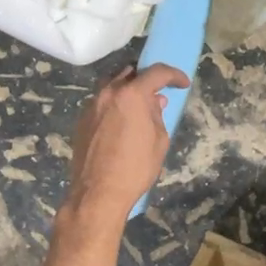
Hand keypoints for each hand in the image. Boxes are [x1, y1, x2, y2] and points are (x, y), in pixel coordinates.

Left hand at [63, 63, 190, 222]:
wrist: (98, 193)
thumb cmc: (135, 168)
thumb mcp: (159, 141)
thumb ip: (157, 115)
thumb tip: (155, 102)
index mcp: (131, 94)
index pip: (156, 72)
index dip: (174, 75)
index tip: (183, 83)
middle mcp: (108, 93)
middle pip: (130, 72)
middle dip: (146, 78)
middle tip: (158, 92)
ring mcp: (92, 105)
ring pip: (111, 84)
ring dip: (128, 89)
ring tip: (139, 105)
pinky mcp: (82, 119)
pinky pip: (101, 101)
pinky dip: (114, 103)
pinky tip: (121, 121)